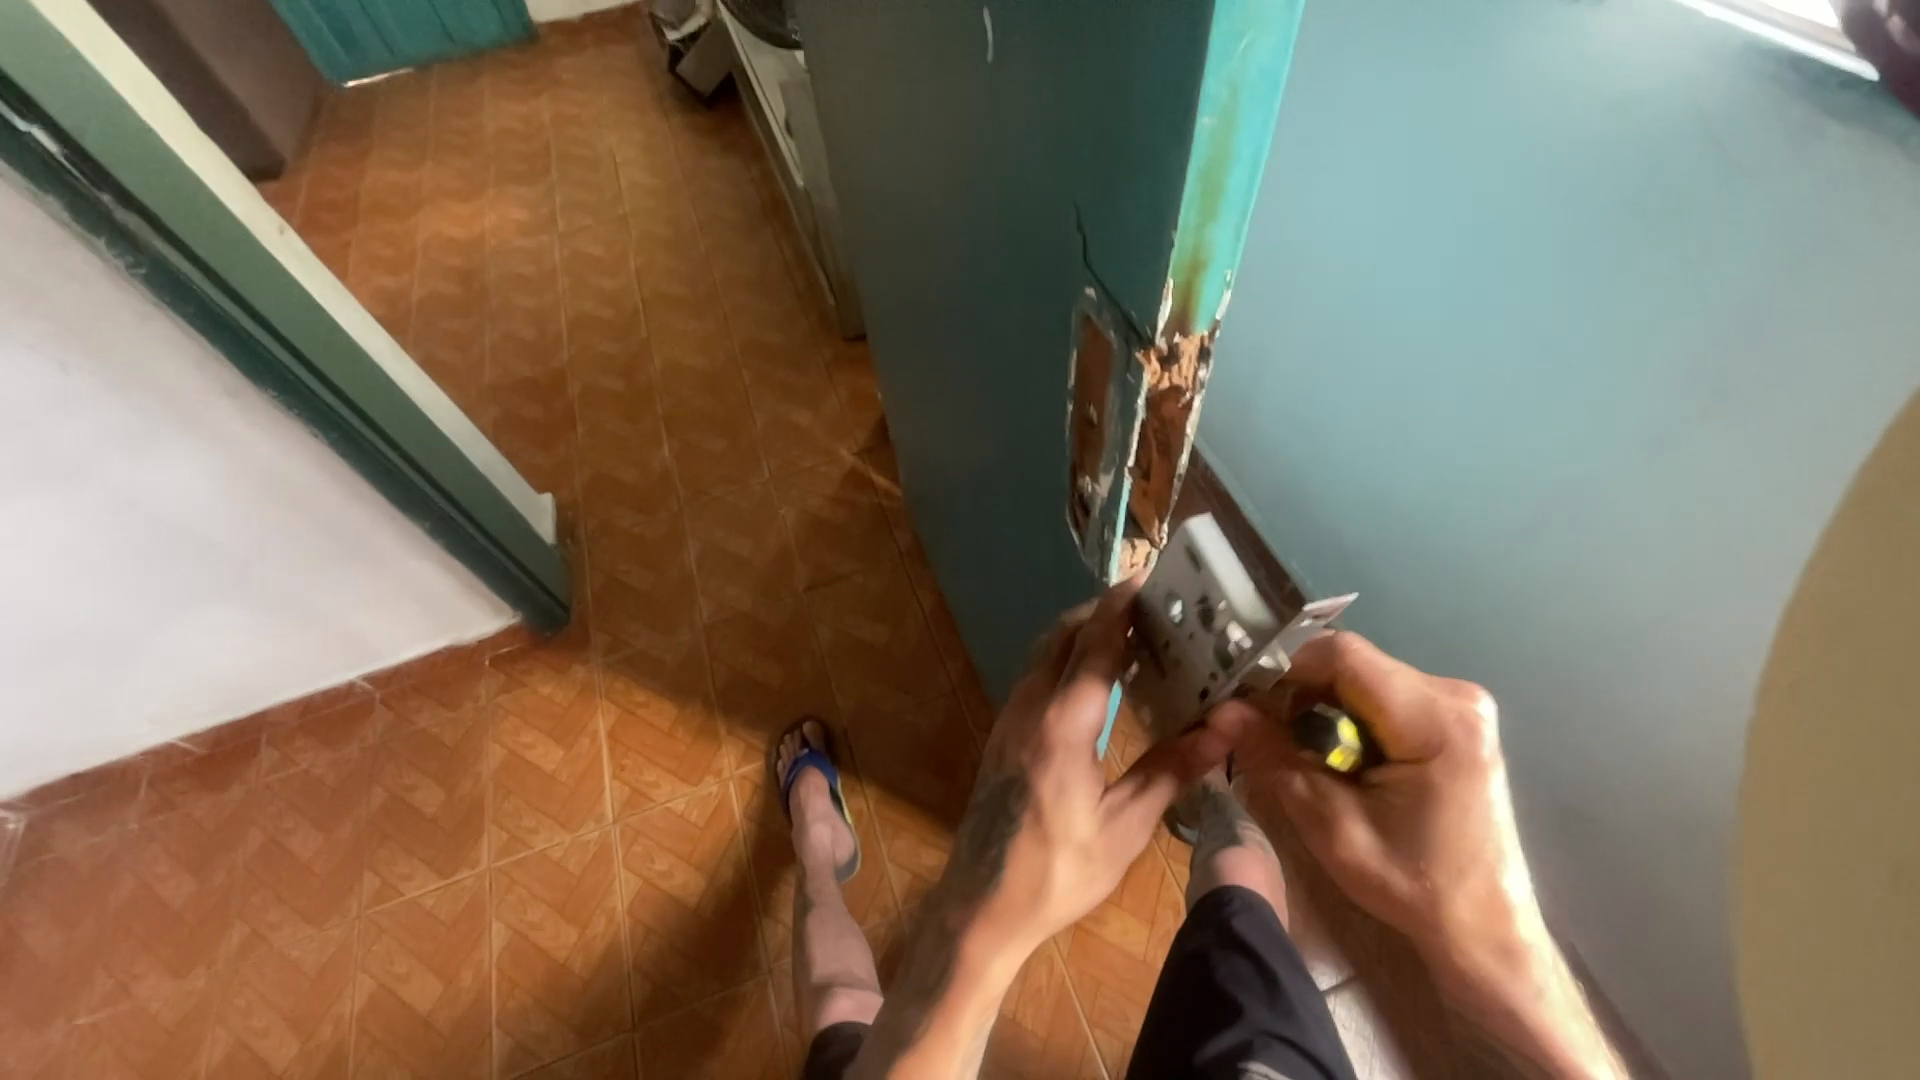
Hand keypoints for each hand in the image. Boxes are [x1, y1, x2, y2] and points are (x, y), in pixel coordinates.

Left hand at [846, 581, 1251, 1078]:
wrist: (983, 902)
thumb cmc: (1059, 871)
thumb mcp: (1125, 827)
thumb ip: (1172, 770)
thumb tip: (1226, 728)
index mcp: (1062, 724)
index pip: (1093, 646)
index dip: (1119, 608)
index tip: (1145, 577)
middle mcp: (1029, 708)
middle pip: (1062, 637)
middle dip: (1101, 613)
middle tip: (1147, 606)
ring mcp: (1008, 719)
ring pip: (1043, 654)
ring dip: (1080, 635)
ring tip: (1127, 636)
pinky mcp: (1002, 734)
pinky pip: (1034, 677)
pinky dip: (1064, 660)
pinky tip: (1092, 681)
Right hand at [1231, 631, 1534, 976]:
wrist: (1484, 925)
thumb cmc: (1412, 882)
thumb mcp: (1329, 824)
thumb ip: (1275, 757)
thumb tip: (1224, 710)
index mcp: (1437, 720)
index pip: (1343, 654)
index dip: (1285, 669)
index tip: (1251, 703)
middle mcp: (1456, 696)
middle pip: (1351, 661)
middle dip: (1300, 689)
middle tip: (1269, 732)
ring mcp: (1459, 702)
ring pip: (1361, 672)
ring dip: (1320, 700)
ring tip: (1301, 747)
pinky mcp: (1453, 714)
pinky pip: (1380, 688)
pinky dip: (1345, 709)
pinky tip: (1337, 749)